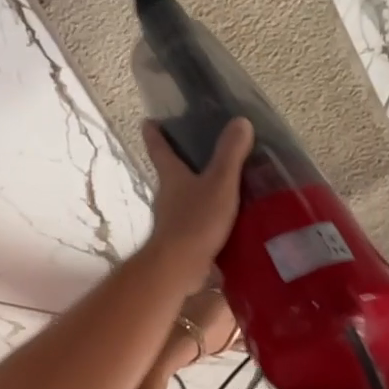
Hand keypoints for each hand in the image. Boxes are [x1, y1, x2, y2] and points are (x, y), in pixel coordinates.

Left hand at [142, 118, 253, 266]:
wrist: (179, 267)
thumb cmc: (195, 220)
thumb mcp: (218, 183)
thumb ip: (230, 154)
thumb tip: (240, 121)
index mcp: (171, 176)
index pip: (159, 148)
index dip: (155, 133)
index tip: (148, 121)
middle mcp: (167, 194)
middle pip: (172, 172)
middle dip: (182, 161)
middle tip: (201, 149)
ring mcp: (172, 218)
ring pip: (185, 196)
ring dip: (199, 189)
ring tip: (224, 183)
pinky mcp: (182, 239)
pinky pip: (197, 219)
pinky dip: (209, 213)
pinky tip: (227, 216)